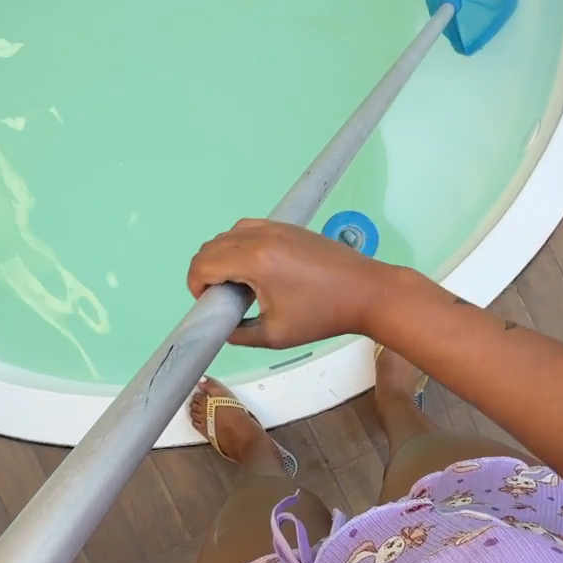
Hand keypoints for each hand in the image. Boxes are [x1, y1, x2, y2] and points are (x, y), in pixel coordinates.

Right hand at [187, 220, 403, 347]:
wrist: (366, 292)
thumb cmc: (323, 316)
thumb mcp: (275, 335)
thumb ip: (240, 334)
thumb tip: (223, 328)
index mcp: (255, 261)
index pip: (204, 264)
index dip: (195, 285)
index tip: (208, 304)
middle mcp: (260, 237)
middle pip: (211, 246)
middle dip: (205, 271)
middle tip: (220, 297)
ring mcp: (276, 227)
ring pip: (229, 233)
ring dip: (222, 255)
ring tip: (237, 282)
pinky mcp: (289, 227)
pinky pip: (250, 227)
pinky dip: (240, 244)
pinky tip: (255, 267)